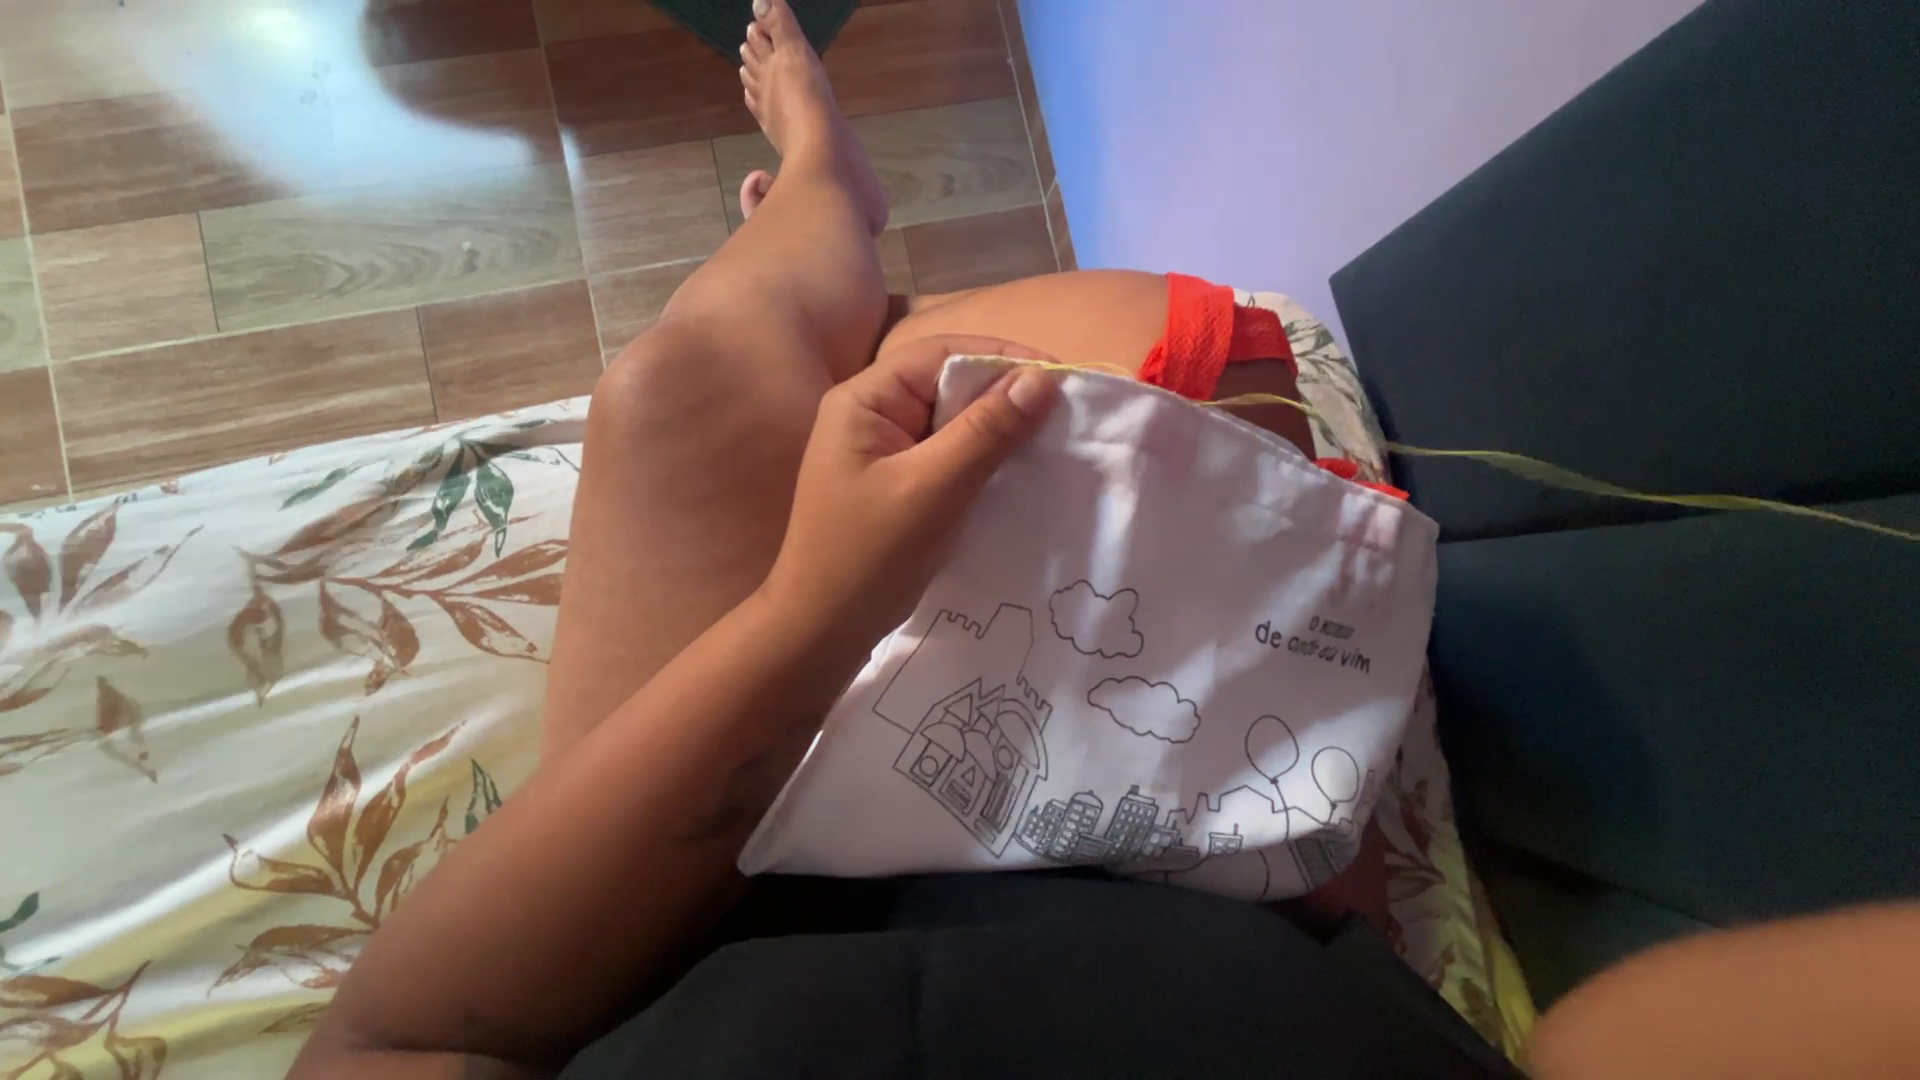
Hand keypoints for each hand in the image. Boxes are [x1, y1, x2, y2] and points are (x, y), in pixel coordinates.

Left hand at [760, 335, 1060, 659]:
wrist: (824, 629)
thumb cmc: (868, 557)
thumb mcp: (931, 490)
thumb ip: (985, 432)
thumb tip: (1041, 379)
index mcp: (864, 401)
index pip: (941, 355)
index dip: (1002, 359)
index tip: (1060, 380)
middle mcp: (872, 415)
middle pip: (948, 384)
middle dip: (1004, 395)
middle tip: (1064, 415)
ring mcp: (885, 451)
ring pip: (953, 421)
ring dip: (999, 428)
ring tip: (1051, 441)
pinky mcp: (900, 483)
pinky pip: (949, 455)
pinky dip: (984, 458)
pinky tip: (1018, 471)